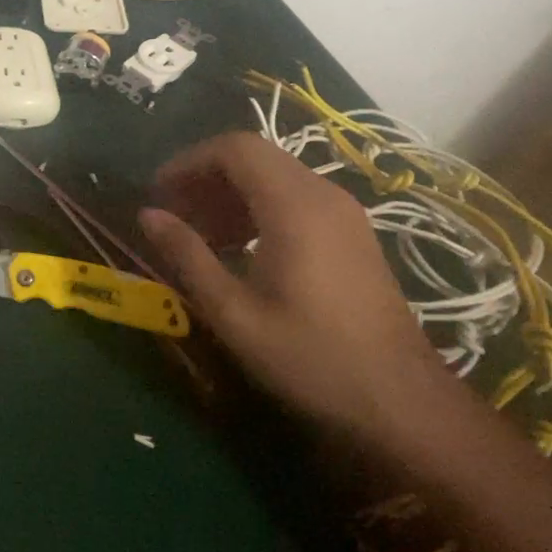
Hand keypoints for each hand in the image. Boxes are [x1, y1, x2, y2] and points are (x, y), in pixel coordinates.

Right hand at [140, 133, 551, 551]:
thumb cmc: (311, 358)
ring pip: (274, 175)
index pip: (234, 148)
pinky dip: (257, 208)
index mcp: (294, 206)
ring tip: (198, 234)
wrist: (404, 403)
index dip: (188, 161)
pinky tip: (238, 249)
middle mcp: (322, 195)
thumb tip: (147, 214)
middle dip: (205, 176)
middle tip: (172, 214)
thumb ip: (188, 256)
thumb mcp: (235, 313)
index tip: (157, 192)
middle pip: (253, 156)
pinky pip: (294, 197)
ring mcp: (343, 213)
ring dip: (229, 194)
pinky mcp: (352, 234)